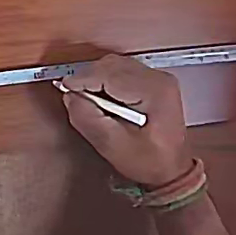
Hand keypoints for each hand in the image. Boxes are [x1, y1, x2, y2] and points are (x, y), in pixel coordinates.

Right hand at [58, 55, 193, 186]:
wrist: (171, 169)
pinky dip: (105, 80)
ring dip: (96, 78)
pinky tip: (102, 98)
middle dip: (88, 78)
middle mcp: (158, 78)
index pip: (110, 74)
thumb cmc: (149, 162)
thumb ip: (89, 120)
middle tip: (75, 98)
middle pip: (112, 65)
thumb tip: (70, 97)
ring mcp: (157, 77)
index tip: (64, 87)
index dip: (83, 79)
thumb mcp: (113, 146)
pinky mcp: (152, 81)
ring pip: (114, 65)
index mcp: (155, 92)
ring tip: (88, 100)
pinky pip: (120, 70)